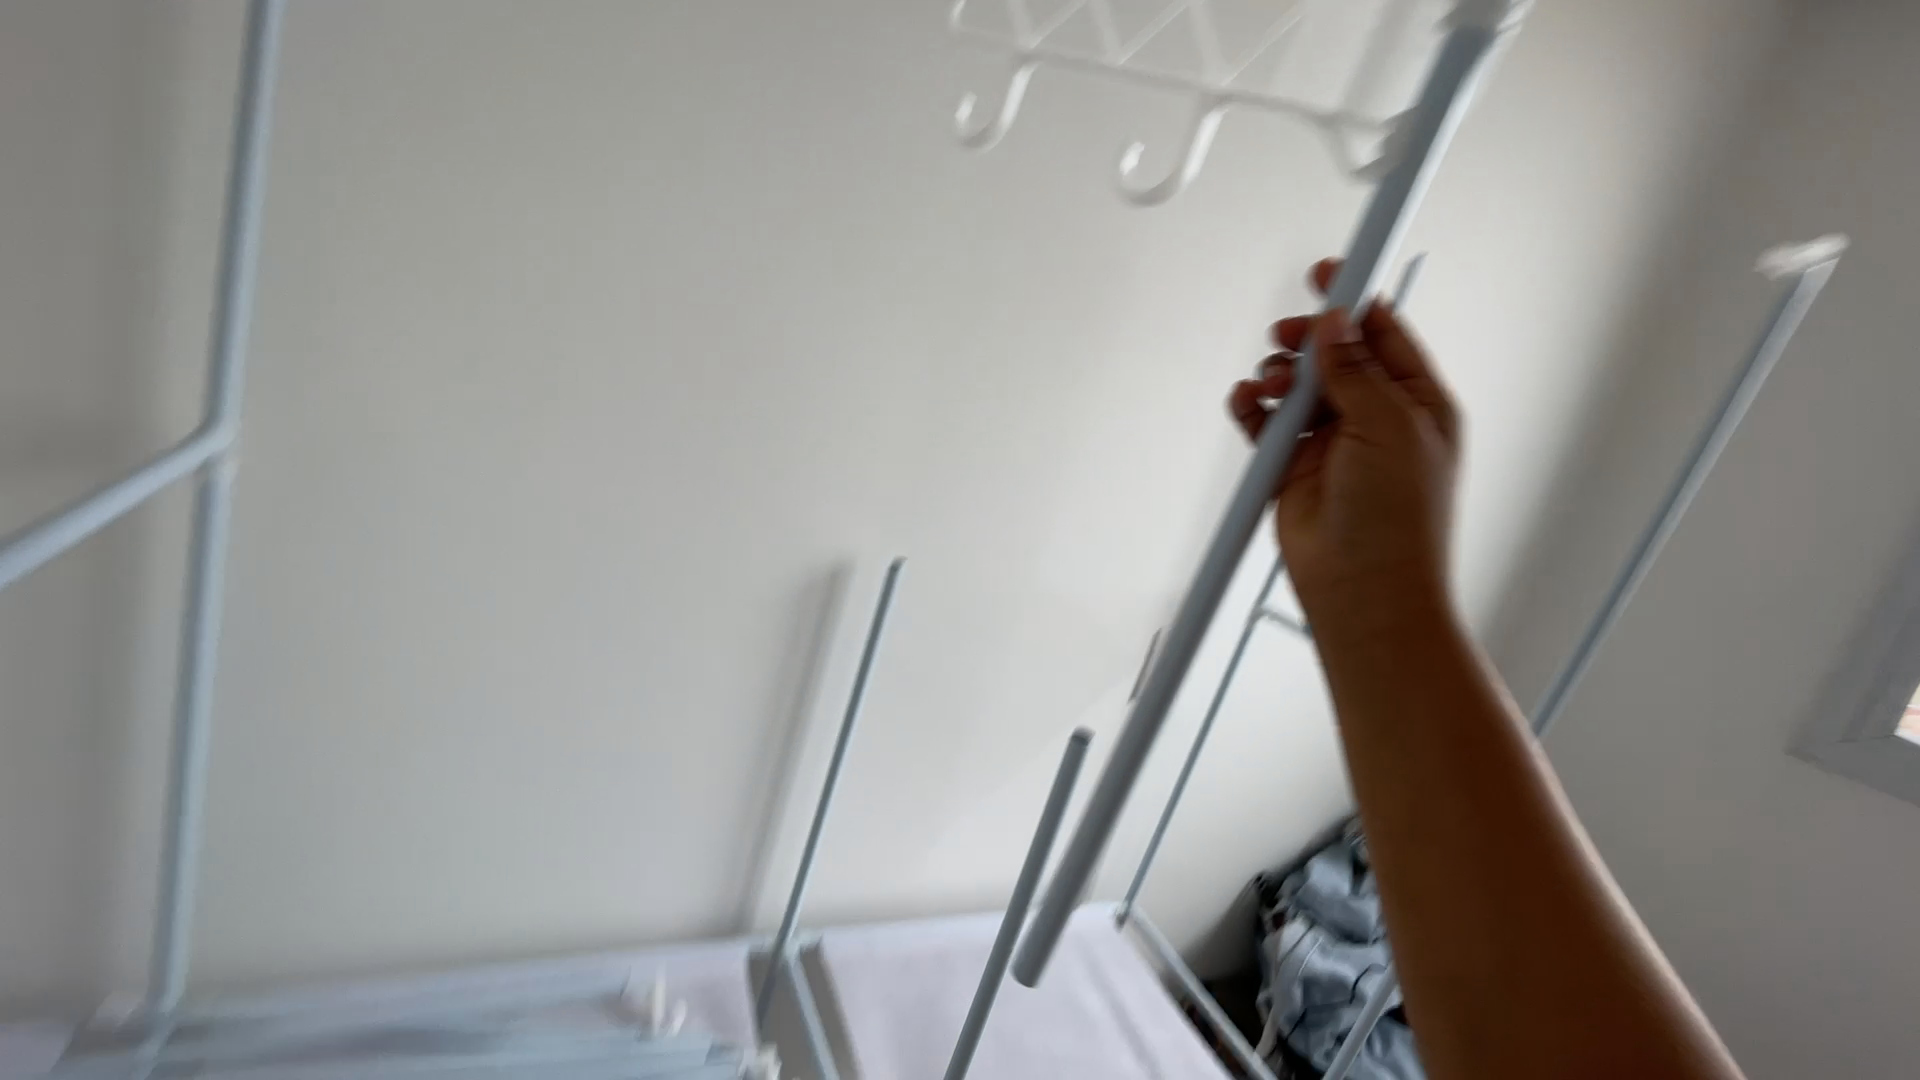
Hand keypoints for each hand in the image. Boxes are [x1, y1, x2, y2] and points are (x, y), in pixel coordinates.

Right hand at [1227, 258, 1461, 631]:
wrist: (1359, 586)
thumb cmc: (1398, 522)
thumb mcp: (1390, 427)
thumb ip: (1356, 371)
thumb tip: (1336, 324)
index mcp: (1414, 402)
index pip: (1382, 333)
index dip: (1354, 300)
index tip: (1329, 272)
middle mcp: (1372, 417)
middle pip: (1332, 355)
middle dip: (1306, 339)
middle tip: (1287, 336)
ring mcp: (1330, 442)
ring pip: (1295, 387)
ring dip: (1277, 377)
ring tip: (1268, 385)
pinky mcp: (1292, 466)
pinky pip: (1266, 424)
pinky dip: (1253, 409)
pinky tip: (1247, 403)